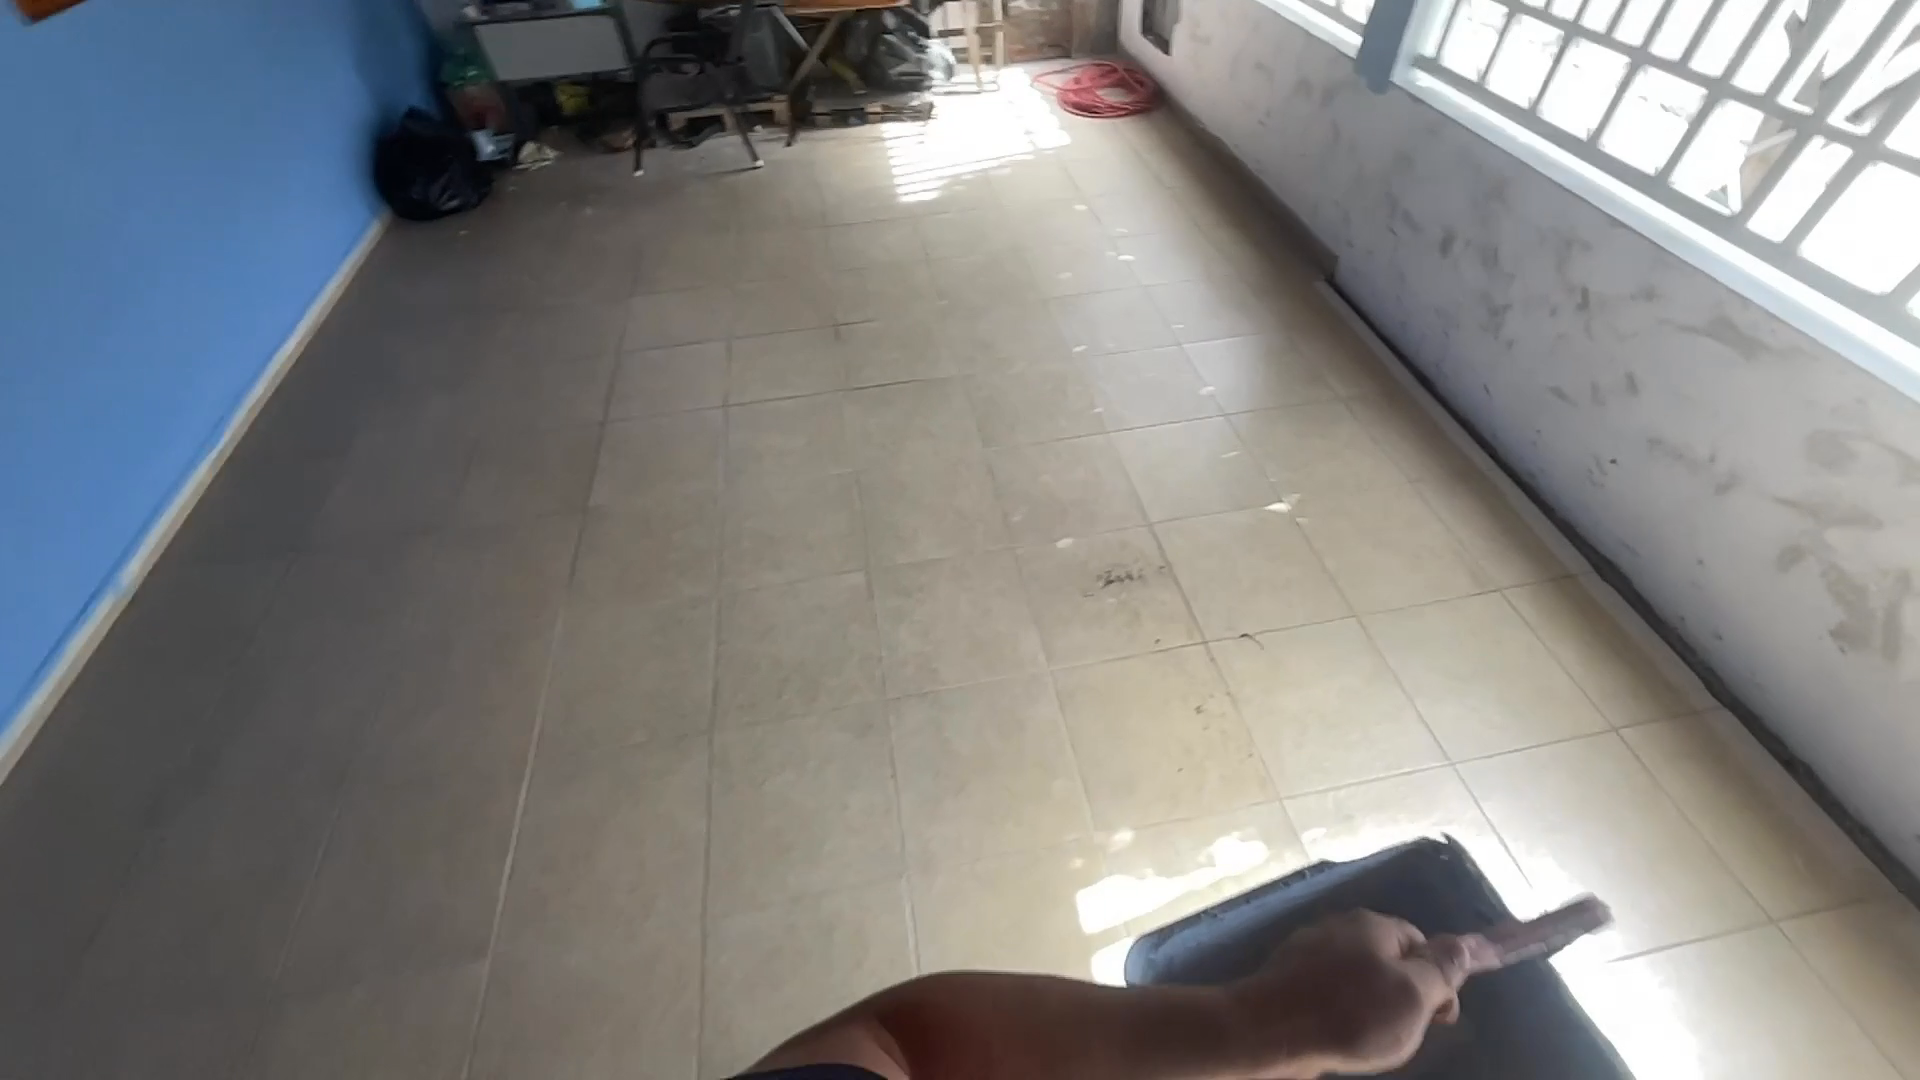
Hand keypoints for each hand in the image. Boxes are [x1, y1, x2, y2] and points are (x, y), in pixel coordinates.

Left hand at [1223, 910, 1496, 1077]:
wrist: (1274, 1028)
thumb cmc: (1351, 1012)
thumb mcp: (1413, 994)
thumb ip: (1442, 968)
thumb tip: (1464, 942)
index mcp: (1370, 924)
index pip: (1420, 941)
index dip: (1439, 979)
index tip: (1441, 1017)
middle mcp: (1338, 928)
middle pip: (1390, 959)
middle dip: (1406, 995)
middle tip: (1403, 1031)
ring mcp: (1311, 949)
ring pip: (1361, 977)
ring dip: (1374, 1006)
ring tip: (1371, 1038)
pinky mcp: (1293, 975)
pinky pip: (1333, 990)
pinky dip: (1344, 1011)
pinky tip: (1341, 1033)